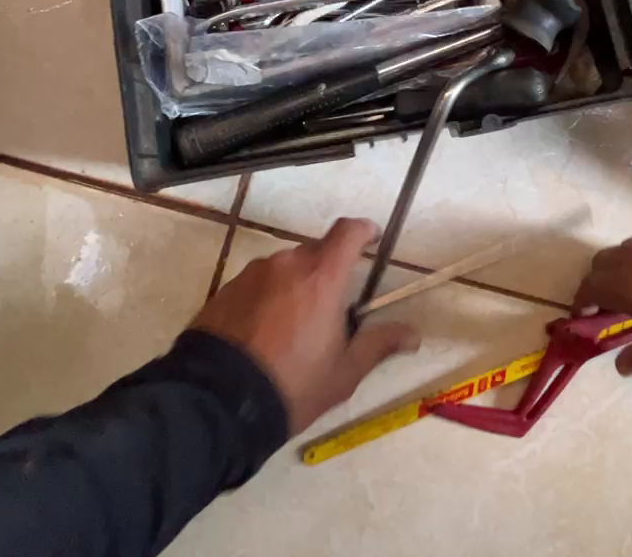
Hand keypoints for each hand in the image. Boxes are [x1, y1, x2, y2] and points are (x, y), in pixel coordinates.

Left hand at [192, 218, 418, 432]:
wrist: (218, 402)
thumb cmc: (293, 384)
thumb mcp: (343, 372)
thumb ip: (378, 344)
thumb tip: (414, 335)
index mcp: (322, 276)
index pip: (348, 232)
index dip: (362, 230)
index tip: (371, 239)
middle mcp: (288, 263)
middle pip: (316, 252)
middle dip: (328, 270)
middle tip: (331, 307)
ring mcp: (253, 274)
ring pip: (285, 268)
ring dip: (296, 286)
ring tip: (293, 327)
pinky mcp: (227, 289)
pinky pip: (258, 284)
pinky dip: (268, 298)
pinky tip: (263, 333)